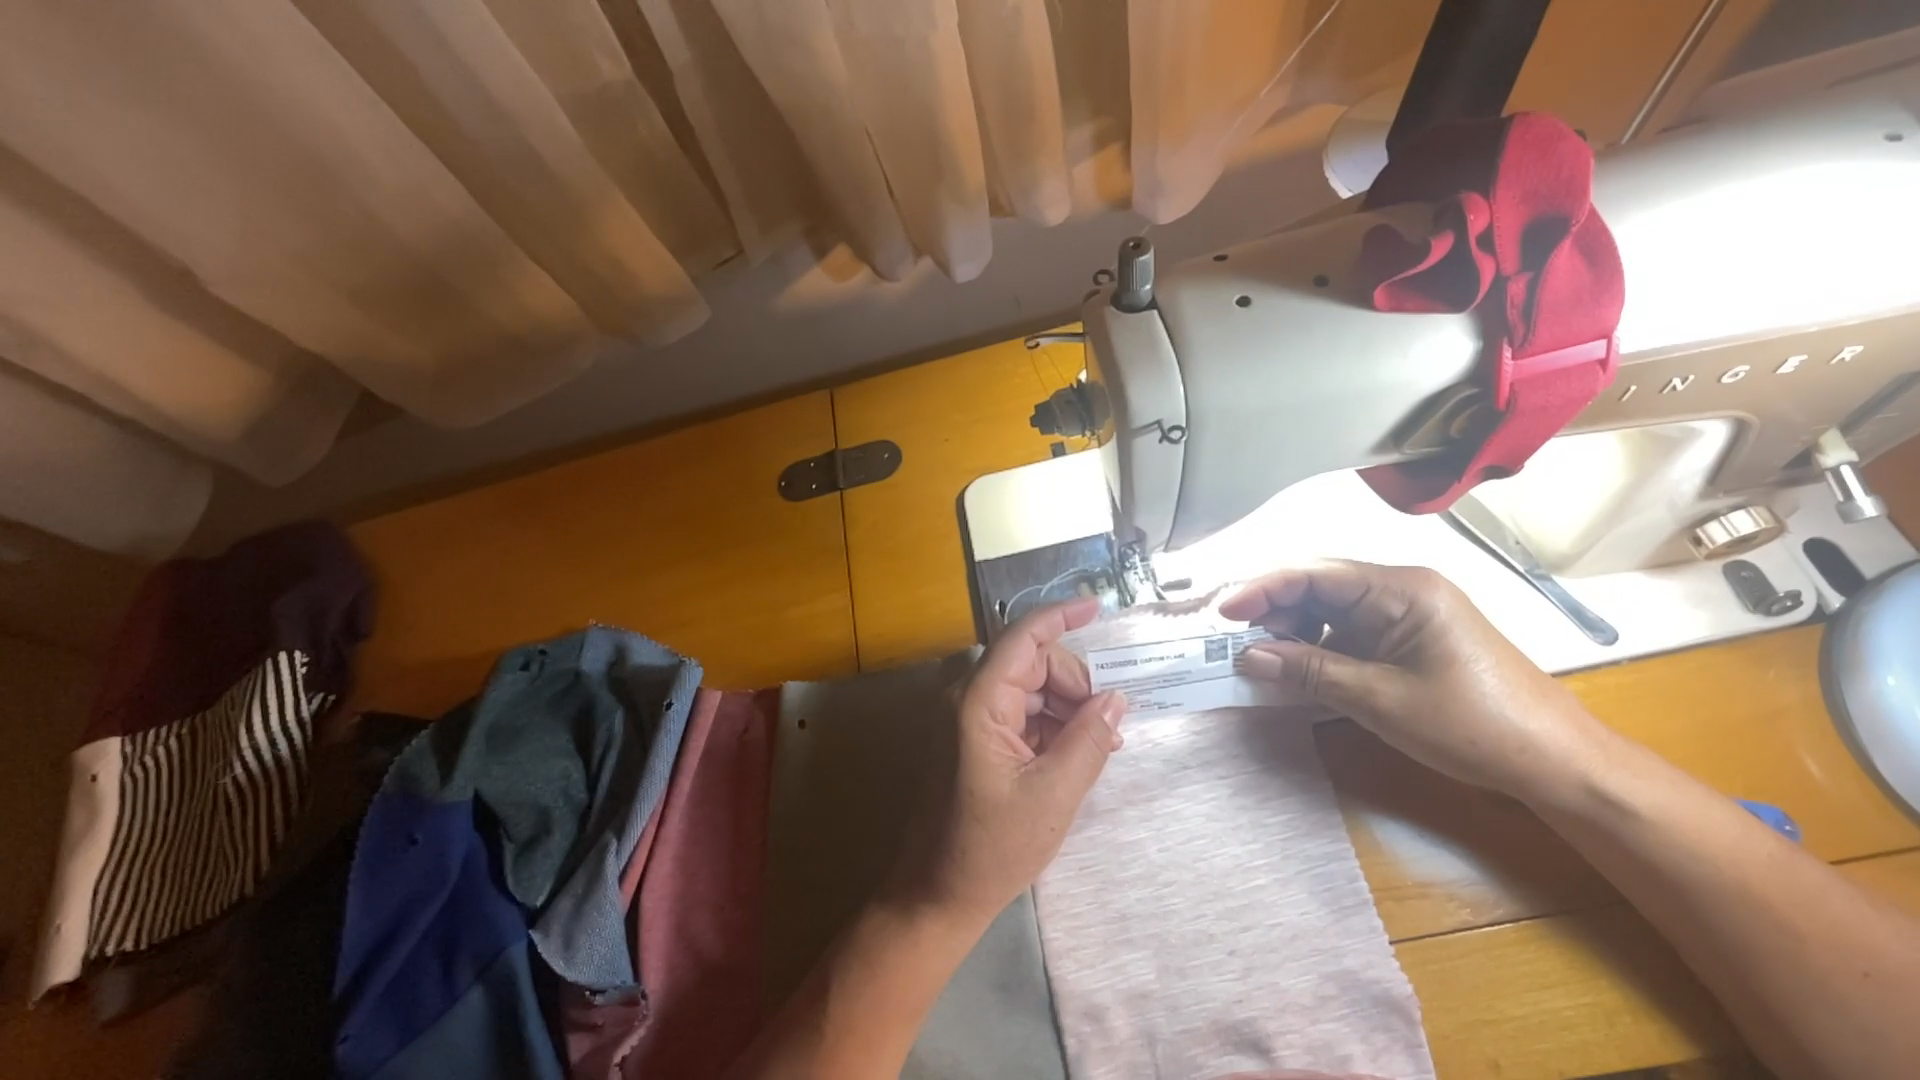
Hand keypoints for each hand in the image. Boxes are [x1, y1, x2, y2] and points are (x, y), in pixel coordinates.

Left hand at [896, 597, 1126, 924]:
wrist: (935, 894)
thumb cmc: (990, 848)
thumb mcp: (1053, 794)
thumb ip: (1088, 739)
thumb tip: (1117, 697)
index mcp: (979, 702)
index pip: (1022, 638)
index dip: (1060, 616)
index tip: (1098, 607)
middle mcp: (968, 699)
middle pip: (1032, 663)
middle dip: (1074, 685)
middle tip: (1107, 728)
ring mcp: (967, 720)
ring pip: (1030, 689)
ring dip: (1067, 709)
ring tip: (1096, 748)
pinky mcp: (973, 741)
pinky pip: (1020, 714)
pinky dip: (1051, 726)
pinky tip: (1074, 755)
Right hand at [1220, 560, 1612, 803]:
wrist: (1554, 760)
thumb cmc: (1472, 723)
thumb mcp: (1381, 699)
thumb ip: (1310, 672)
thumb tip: (1248, 656)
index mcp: (1403, 588)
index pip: (1317, 573)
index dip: (1264, 588)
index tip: (1224, 614)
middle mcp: (1402, 591)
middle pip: (1320, 587)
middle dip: (1274, 611)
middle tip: (1235, 643)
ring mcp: (1406, 616)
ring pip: (1331, 612)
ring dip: (1293, 633)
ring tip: (1260, 659)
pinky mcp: (1408, 641)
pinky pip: (1349, 635)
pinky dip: (1318, 650)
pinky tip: (1296, 671)